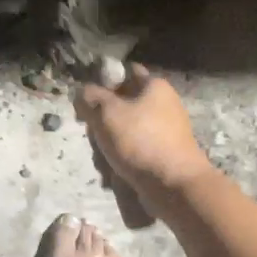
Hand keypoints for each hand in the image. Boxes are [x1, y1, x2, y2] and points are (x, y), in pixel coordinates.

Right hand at [74, 66, 213, 199]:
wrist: (173, 185)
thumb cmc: (139, 140)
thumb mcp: (106, 112)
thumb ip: (89, 97)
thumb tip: (82, 93)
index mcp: (154, 87)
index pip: (126, 71)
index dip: (104, 81)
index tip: (88, 99)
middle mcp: (162, 105)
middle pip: (121, 105)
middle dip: (102, 121)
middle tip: (93, 133)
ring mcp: (164, 131)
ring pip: (124, 130)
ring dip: (108, 143)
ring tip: (103, 159)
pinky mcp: (162, 154)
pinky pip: (134, 150)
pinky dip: (122, 158)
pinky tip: (114, 171)